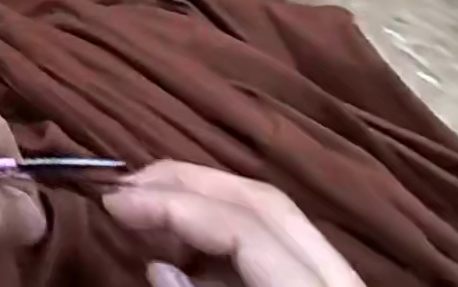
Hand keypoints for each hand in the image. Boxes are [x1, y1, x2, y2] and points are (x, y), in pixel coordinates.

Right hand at [102, 162, 363, 286]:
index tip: (110, 199)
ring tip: (145, 207)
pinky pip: (276, 238)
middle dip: (182, 180)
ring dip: (197, 197)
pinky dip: (220, 226)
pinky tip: (183, 240)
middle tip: (123, 186)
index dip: (169, 204)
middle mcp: (347, 278)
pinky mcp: (329, 282)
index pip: (244, 225)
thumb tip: (158, 267)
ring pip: (270, 209)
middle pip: (262, 198)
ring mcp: (345, 279)